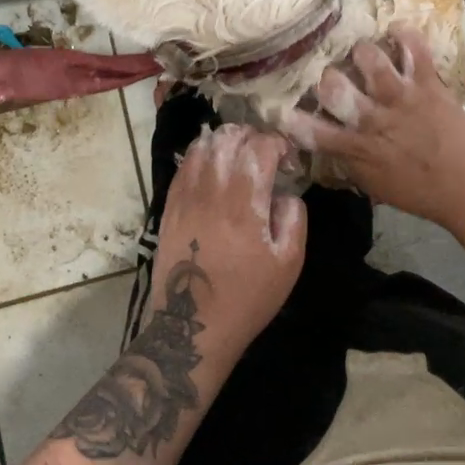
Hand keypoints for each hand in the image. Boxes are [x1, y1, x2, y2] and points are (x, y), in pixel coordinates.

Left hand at [148, 125, 306, 361]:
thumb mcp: (289, 263)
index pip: (260, 146)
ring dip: (226, 141)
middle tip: (265, 155)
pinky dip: (201, 154)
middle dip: (253, 136)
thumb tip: (284, 193)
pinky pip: (184, 165)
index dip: (278, 144)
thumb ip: (295, 217)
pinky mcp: (169, 206)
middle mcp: (213, 189)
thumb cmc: (247, 297)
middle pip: (229, 137)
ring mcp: (186, 196)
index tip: (287, 161)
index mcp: (245, 202)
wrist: (191, 327)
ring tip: (239, 156)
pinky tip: (213, 167)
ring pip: (203, 145)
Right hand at [285, 25, 464, 225]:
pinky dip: (405, 34)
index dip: (291, 118)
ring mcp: (401, 97)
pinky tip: (395, 29)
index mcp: (358, 148)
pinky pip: (415, 49)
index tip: (278, 107)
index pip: (313, 132)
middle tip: (331, 74)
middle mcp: (374, 119)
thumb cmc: (420, 191)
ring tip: (362, 52)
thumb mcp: (374, 185)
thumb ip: (349, 161)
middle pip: (334, 86)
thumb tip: (329, 144)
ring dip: (362, 52)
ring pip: (370, 60)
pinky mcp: (428, 83)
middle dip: (326, 77)